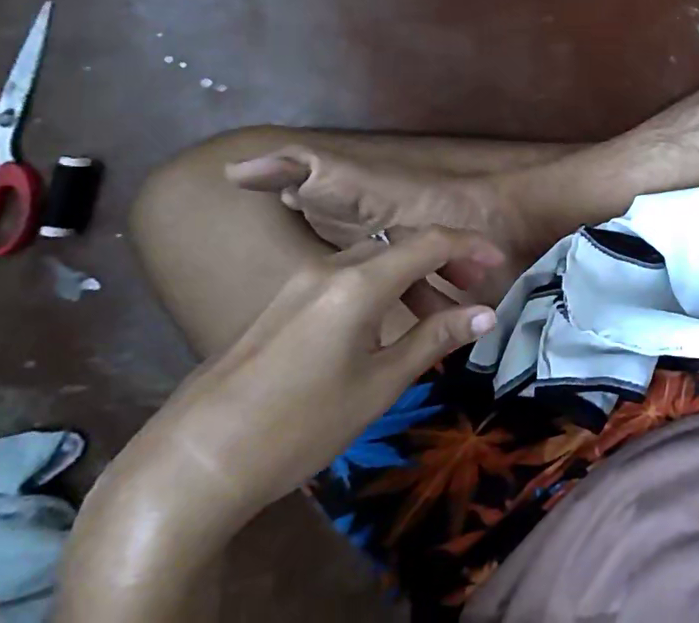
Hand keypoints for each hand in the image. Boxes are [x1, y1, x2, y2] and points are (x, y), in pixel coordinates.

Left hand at [103, 230, 502, 528]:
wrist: (199, 456)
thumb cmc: (301, 424)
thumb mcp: (378, 384)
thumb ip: (433, 339)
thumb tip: (485, 314)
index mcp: (358, 282)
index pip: (428, 241)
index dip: (470, 246)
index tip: (499, 264)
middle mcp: (330, 267)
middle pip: (400, 243)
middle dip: (443, 259)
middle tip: (474, 291)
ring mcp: (302, 281)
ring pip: (372, 259)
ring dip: (411, 275)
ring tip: (436, 315)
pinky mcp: (285, 301)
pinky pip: (346, 277)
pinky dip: (380, 288)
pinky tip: (388, 325)